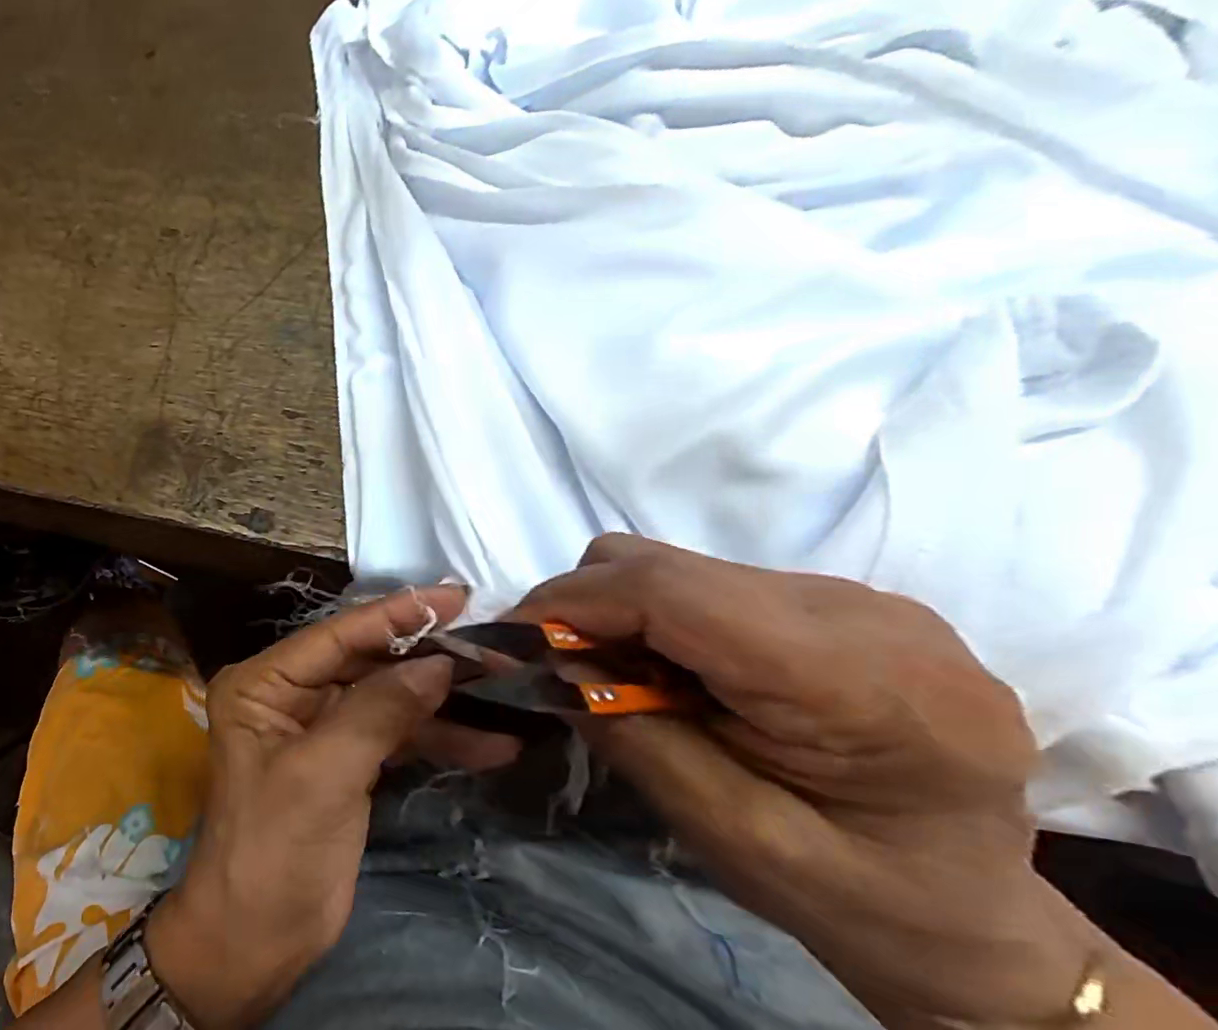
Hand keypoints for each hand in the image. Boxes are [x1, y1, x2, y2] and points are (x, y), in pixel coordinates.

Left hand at [144, 586, 518, 1029]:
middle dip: (428, 658)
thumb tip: (438, 662)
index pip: (336, 635)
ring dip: (444, 702)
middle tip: (492, 645)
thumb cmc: (274, 849)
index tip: (455, 598)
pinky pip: (396, 736)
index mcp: (263, 682)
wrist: (256, 942)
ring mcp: (320, 728)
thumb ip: (379, 710)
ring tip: (507, 689)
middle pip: (367, 661)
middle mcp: (289, 695)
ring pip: (388, 698)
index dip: (396, 615)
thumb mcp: (323, 773)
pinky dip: (438, 739)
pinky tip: (491, 744)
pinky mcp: (346, 763)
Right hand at [511, 535, 1093, 1028]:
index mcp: (861, 685)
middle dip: (588, 607)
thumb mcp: (728, 834)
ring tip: (628, 683)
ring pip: (681, 563)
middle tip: (563, 674)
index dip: (574, 602)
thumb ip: (632, 736)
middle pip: (669, 563)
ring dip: (625, 613)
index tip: (511, 638)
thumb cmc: (855, 900)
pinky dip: (664, 618)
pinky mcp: (840, 601)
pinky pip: (711, 581)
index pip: (676, 593)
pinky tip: (681, 676)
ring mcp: (860, 598)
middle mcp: (866, 614)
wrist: (972, 920)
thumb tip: (546, 659)